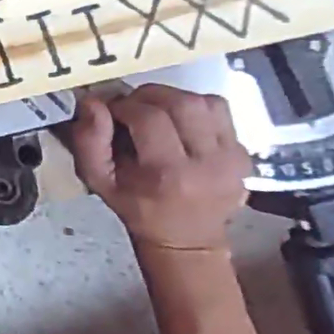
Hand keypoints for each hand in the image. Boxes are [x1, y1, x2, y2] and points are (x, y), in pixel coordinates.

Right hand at [66, 84, 251, 250]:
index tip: (110, 111)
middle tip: (132, 106)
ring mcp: (233, 158)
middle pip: (182, 104)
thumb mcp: (98, 180)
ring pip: (204, 102)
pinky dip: (195, 107)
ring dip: (173, 98)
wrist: (187, 237)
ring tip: (155, 111)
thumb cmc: (136, 207)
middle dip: (148, 96)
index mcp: (169, 174)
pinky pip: (220, 111)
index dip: (123, 105)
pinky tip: (180, 121)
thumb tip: (93, 102)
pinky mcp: (245, 154)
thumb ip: (89, 141)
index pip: (148, 118)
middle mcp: (209, 164)